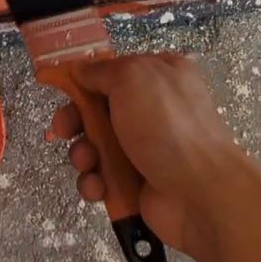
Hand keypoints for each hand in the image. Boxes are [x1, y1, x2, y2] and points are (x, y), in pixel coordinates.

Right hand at [51, 51, 248, 259]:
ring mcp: (145, 148)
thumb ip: (102, 70)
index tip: (60, 86)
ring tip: (87, 163)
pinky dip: (95, 183)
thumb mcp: (133, 78)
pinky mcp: (137, 184)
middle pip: (98, 109)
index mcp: (159, 75)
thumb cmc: (167, 125)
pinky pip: (103, 178)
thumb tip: (80, 68)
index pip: (114, 70)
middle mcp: (153, 109)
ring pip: (96, 145)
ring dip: (83, 154)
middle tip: (63, 130)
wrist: (201, 194)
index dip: (85, 78)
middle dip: (75, 120)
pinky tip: (98, 188)